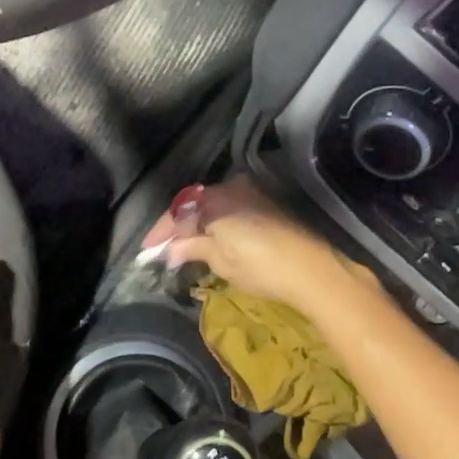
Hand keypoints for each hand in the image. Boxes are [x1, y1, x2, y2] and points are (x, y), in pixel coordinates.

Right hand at [142, 175, 386, 319]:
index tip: (147, 250)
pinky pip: (230, 208)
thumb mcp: (221, 261)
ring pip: (214, 205)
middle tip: (164, 248)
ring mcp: (251, 195)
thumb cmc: (261, 266)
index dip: (161, 232)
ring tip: (185, 245)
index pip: (177, 212)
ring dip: (198, 223)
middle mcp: (231, 189)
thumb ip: (192, 249)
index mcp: (215, 200)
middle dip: (178, 226)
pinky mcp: (267, 205)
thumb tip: (170, 251)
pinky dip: (217, 222)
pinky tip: (212, 238)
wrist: (312, 269)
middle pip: (195, 205)